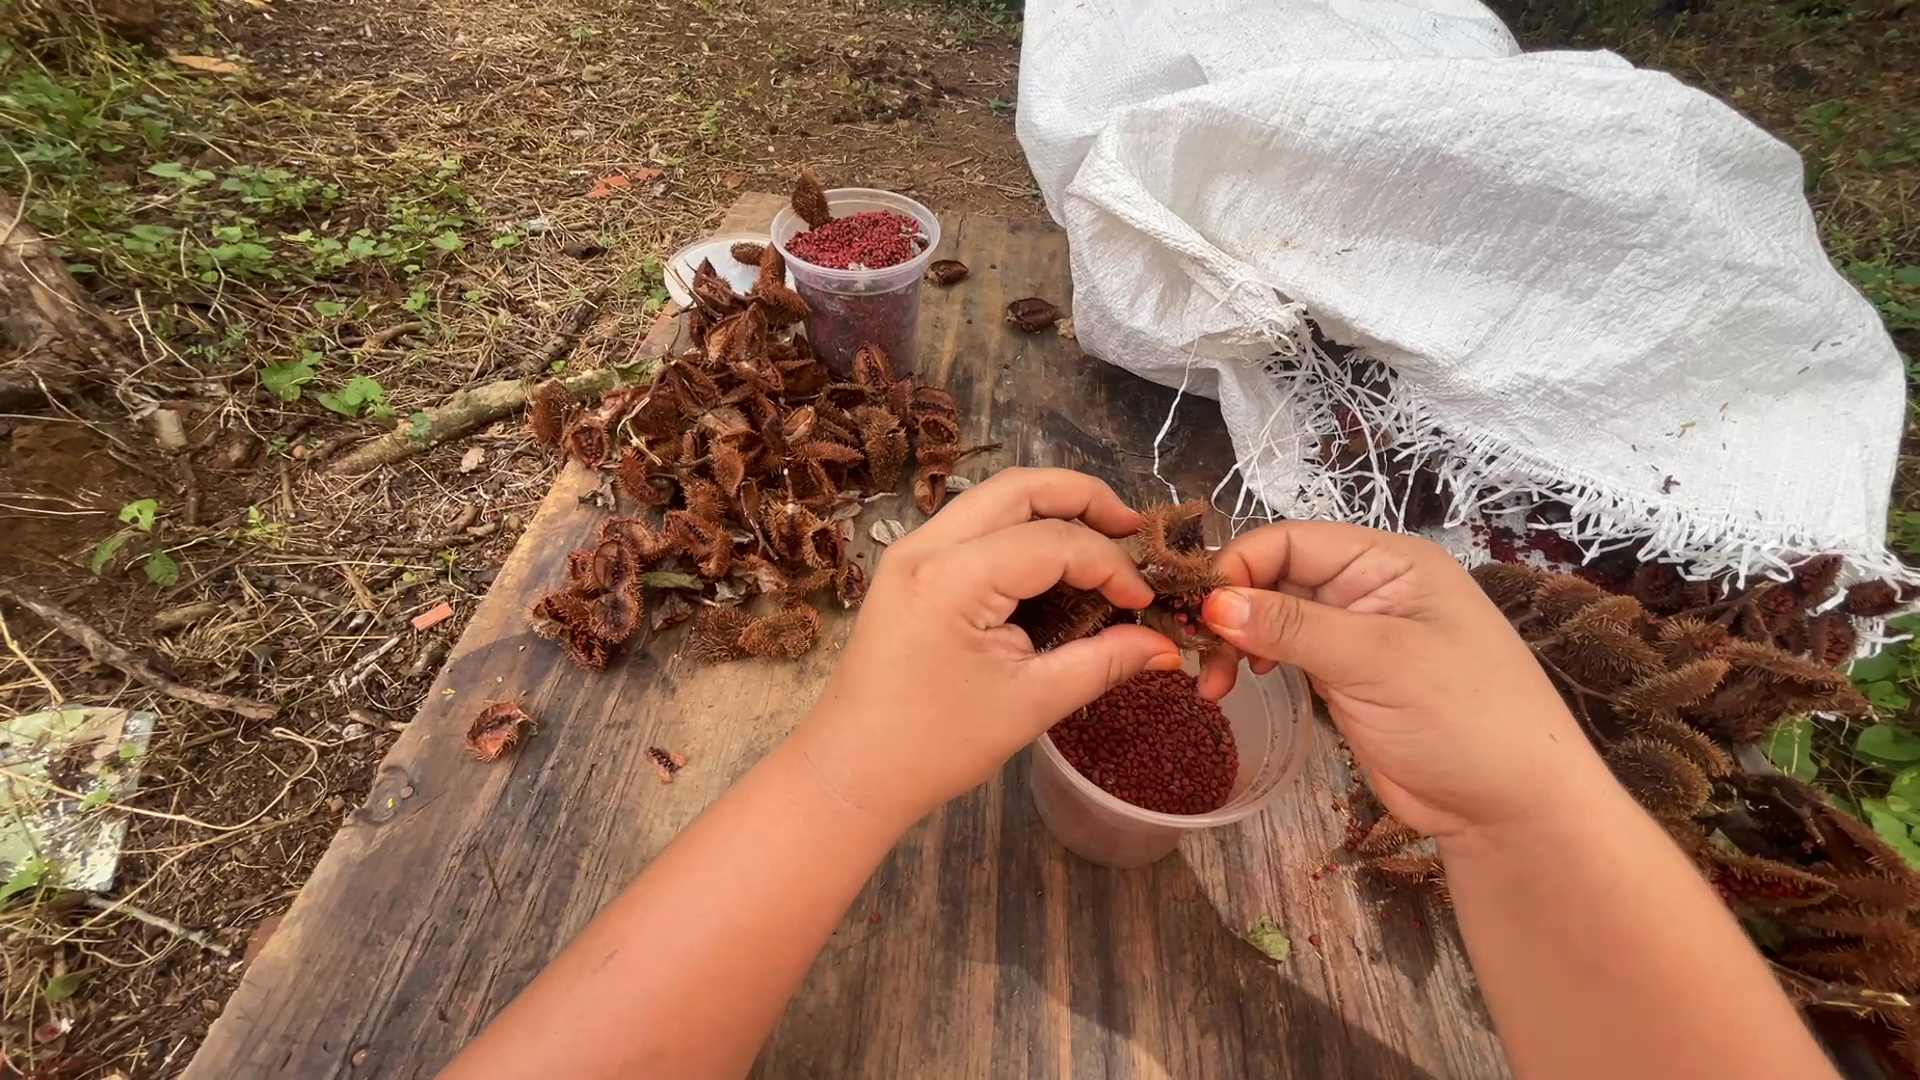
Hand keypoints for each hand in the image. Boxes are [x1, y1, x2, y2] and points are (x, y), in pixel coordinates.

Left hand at [793, 468, 1182, 827]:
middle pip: (1019, 488)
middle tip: (1132, 531)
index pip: (1052, 543)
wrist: (853, 769)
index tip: (1144, 600)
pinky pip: (973, 525)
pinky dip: (1020, 528)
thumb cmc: (936, 745)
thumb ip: (1103, 662)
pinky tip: (1051, 560)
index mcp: (951, 578)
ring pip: (993, 498)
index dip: (1110, 565)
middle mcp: (925, 546)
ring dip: (1051, 507)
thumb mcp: (1030, 703)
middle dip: (1084, 498)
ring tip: (1101, 538)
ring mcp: (910, 551)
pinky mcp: (908, 566)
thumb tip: (1165, 645)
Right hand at [1195, 522, 1606, 840]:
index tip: (1201, 613)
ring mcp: (1351, 631)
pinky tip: (1236, 683)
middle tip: (1198, 657)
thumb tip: (1212, 603)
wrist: (1511, 814)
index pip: (1287, 541)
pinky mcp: (1339, 672)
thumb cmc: (1463, 719)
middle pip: (1272, 576)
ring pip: (1269, 615)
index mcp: (1385, 561)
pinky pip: (1280, 649)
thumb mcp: (1376, 661)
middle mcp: (1364, 586)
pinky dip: (1250, 662)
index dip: (1237, 568)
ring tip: (1214, 683)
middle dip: (1230, 611)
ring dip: (1234, 641)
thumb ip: (1291, 626)